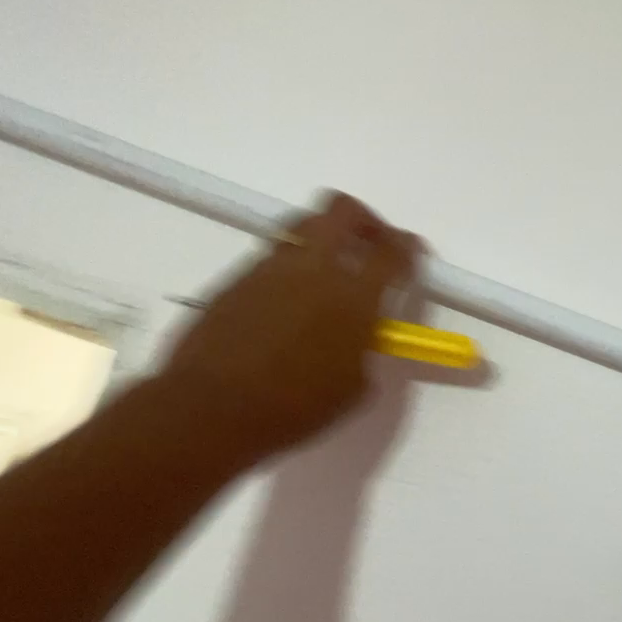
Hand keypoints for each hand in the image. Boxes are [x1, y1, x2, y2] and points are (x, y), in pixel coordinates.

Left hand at [158, 192, 424, 466]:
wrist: (211, 410)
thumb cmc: (298, 407)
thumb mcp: (355, 384)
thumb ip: (363, 347)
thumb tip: (357, 334)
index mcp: (353, 298)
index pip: (391, 251)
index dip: (406, 246)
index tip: (410, 252)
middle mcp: (312, 270)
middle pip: (340, 211)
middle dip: (363, 220)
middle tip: (370, 244)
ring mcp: (267, 270)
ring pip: (301, 229)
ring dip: (323, 242)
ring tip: (327, 278)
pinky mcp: (233, 281)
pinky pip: (270, 260)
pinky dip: (289, 272)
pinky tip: (288, 310)